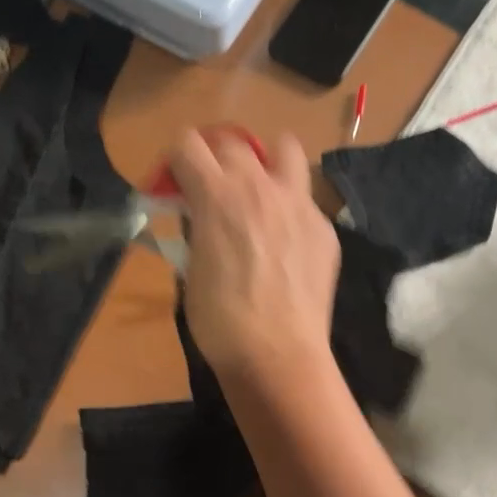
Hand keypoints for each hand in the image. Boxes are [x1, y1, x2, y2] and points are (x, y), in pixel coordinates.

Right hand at [168, 129, 340, 383]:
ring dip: (266, 162)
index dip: (174, 163)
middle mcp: (260, 187)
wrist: (277, 355)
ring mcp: (299, 204)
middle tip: (211, 191)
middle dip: (215, 159)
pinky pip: (305, 201)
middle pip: (232, 141)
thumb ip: (196, 231)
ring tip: (260, 192)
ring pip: (284, 148)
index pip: (186, 144)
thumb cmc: (220, 323)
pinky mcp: (324, 229)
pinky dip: (290, 211)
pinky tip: (286, 245)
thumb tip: (200, 218)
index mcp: (217, 197)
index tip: (172, 189)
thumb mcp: (191, 271)